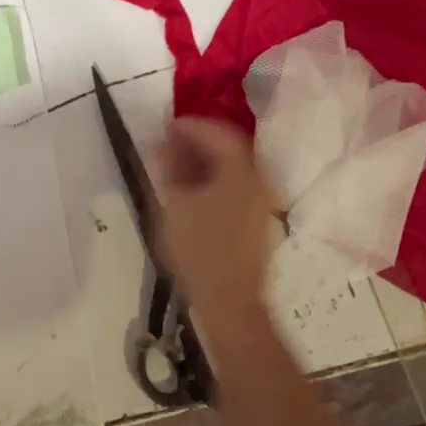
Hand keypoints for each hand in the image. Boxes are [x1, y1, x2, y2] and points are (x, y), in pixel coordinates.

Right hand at [157, 116, 277, 338]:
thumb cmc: (198, 250)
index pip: (217, 133)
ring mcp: (262, 202)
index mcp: (241, 171)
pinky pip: (236, 187)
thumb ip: (169, 168)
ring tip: (175, 169)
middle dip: (197, 143)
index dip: (190, 126)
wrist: (229, 300)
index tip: (164, 125)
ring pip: (232, 169)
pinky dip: (214, 181)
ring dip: (205, 163)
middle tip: (167, 145)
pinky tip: (192, 193)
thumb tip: (162, 143)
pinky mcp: (258, 221)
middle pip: (229, 149)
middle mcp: (260, 180)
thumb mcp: (174, 205)